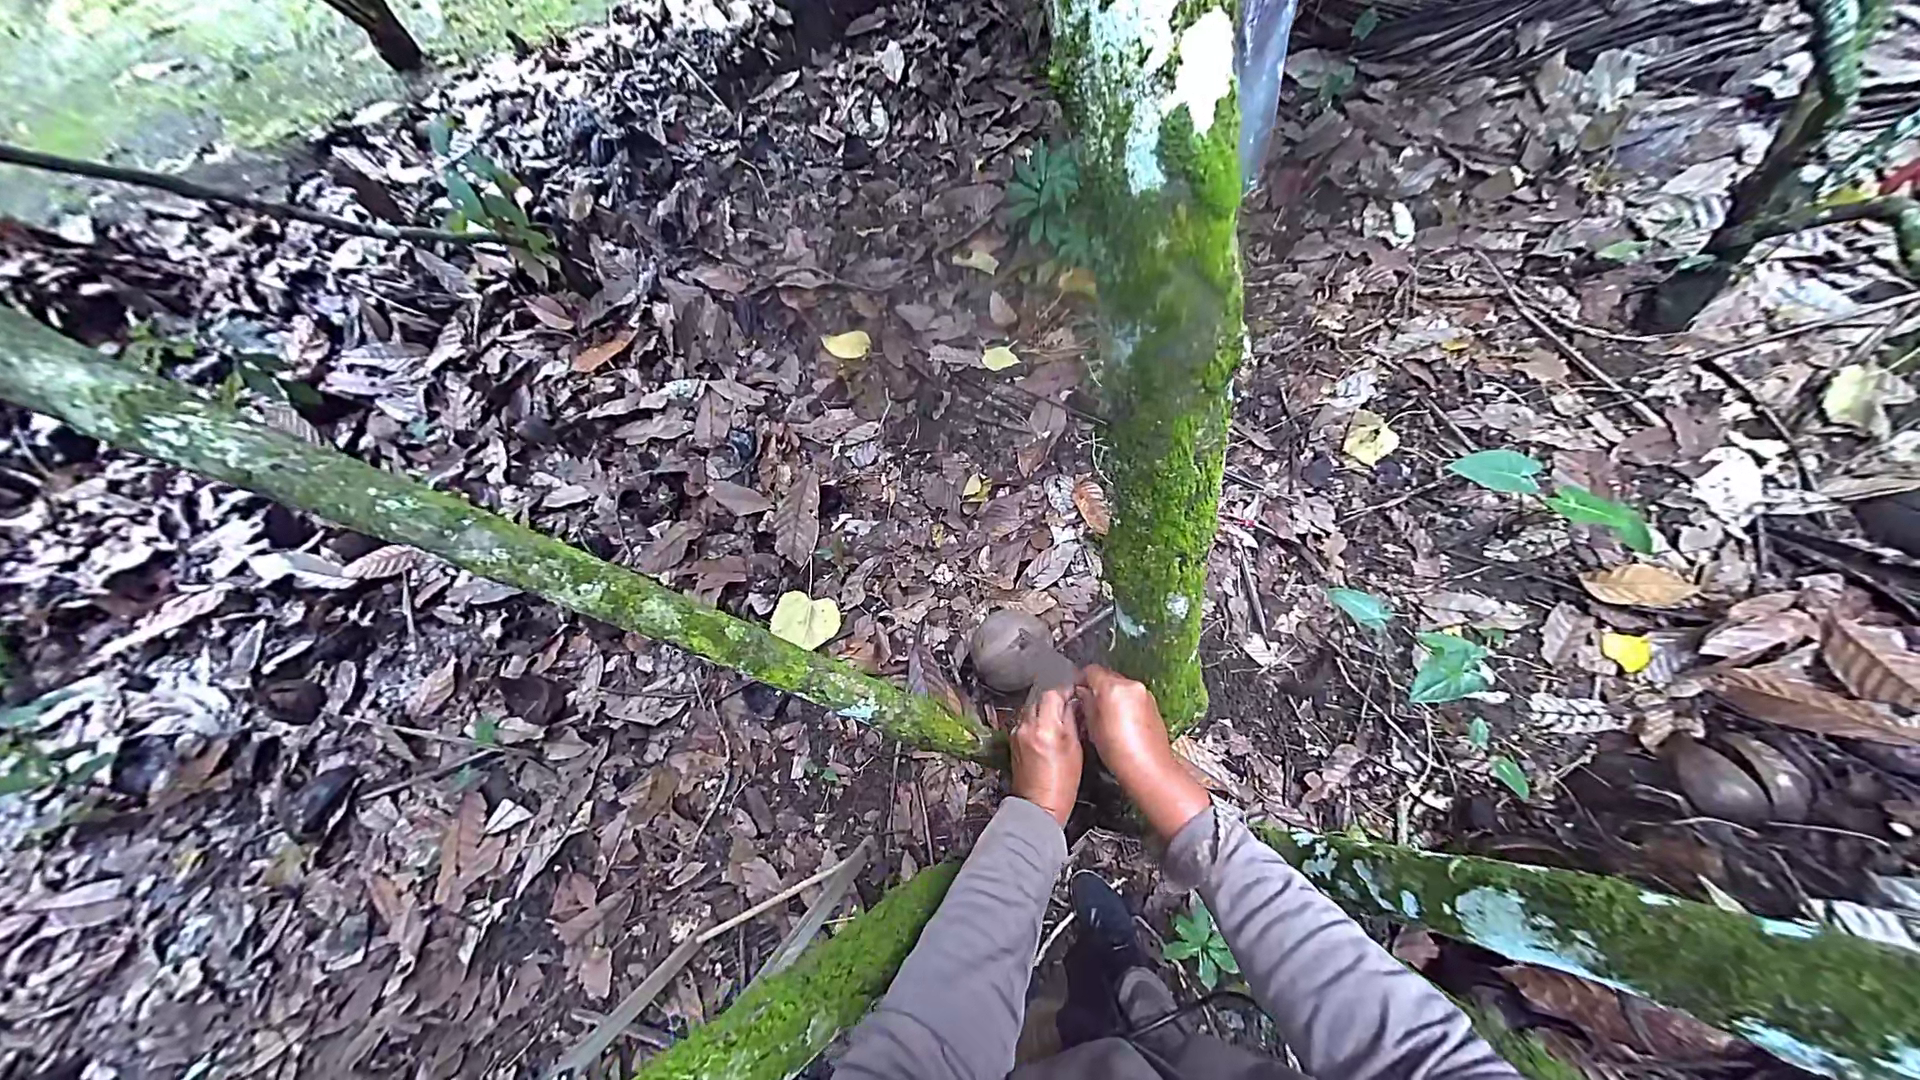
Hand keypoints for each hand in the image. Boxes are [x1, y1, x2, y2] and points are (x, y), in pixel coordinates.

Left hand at [1010, 688, 1081, 826]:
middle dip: (1055, 700)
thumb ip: (1073, 722)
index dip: (1066, 691)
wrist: (1038, 806)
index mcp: (1046, 728)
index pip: (1053, 695)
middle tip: (1069, 707)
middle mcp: (1027, 727)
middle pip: (1041, 699)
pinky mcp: (1013, 740)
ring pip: (1032, 708)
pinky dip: (1036, 721)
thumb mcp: (1075, 750)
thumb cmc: (1060, 786)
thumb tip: (1074, 704)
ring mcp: (1018, 733)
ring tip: (1059, 722)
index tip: (1074, 693)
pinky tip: (1046, 732)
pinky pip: (1025, 721)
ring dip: (1045, 710)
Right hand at [1076, 665, 1209, 839]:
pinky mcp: (1152, 704)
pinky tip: (1118, 722)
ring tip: (1103, 717)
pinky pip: (1132, 696)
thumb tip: (1083, 694)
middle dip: (1096, 687)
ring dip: (1110, 695)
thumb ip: (1086, 703)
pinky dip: (1123, 703)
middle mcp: (1131, 686)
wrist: (1149, 769)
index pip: (1091, 671)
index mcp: (1113, 688)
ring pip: (1120, 686)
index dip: (1080, 679)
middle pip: (1107, 677)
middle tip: (1087, 704)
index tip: (1076, 689)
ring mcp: (1144, 694)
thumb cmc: (1121, 753)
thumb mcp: (1092, 726)